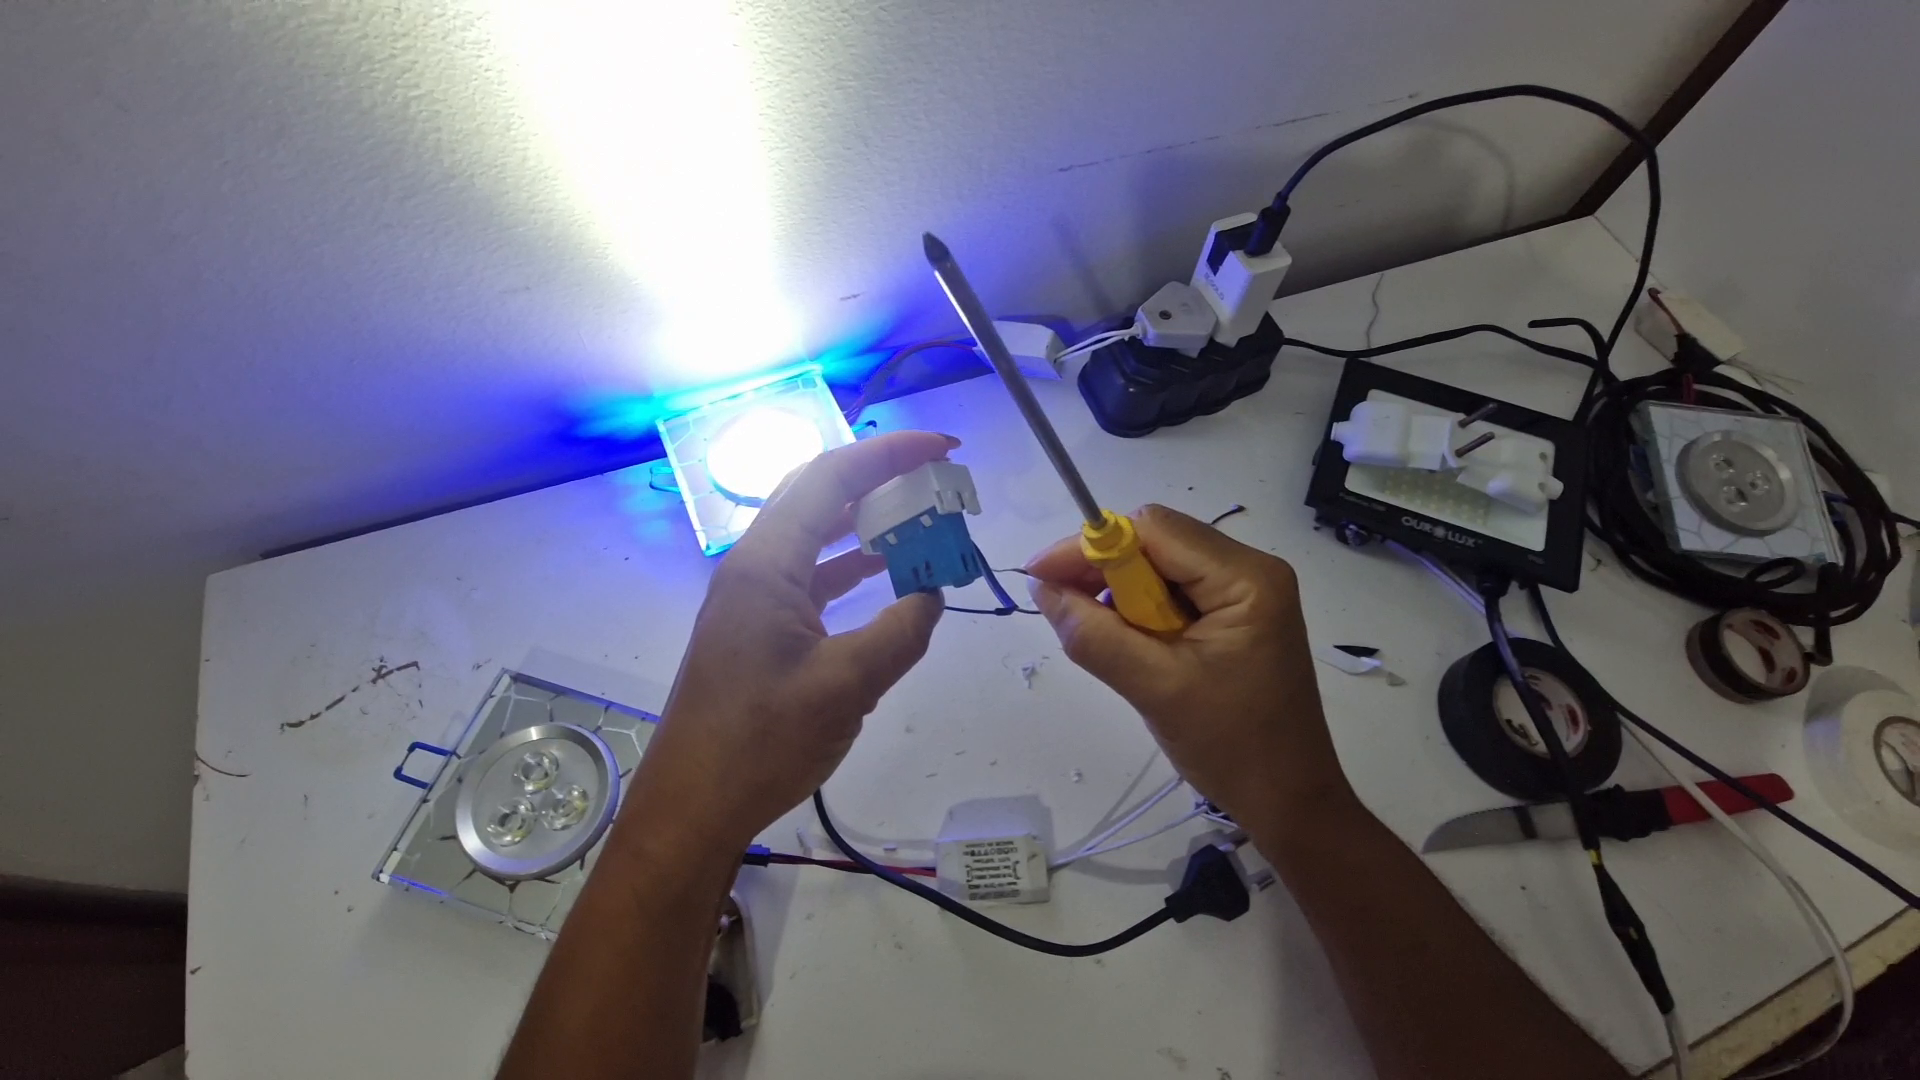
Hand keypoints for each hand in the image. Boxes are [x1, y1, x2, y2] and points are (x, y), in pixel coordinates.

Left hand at [635, 432, 953, 850]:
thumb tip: (932, 594)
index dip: (889, 452)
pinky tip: (882, 572)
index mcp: (766, 564)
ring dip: (863, 519)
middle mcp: (753, 566)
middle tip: (933, 477)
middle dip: (877, 475)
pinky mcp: (756, 626)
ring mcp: (751, 597)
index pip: (831, 478)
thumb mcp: (846, 687)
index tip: (943, 446)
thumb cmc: (761, 743)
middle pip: (816, 494)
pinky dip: (848, 564)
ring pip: (812, 533)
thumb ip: (900, 633)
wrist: (693, 806)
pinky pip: (808, 574)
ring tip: (918, 516)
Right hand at [1025, 504, 1350, 826]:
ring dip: (1119, 592)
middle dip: (1102, 569)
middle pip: (1156, 541)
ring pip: (1160, 565)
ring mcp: (1246, 591)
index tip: (1040, 576)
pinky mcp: (1236, 614)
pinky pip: (1173, 591)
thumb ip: (1094, 636)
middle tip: (1060, 606)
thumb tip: (1042, 590)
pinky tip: (1127, 641)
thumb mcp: (1156, 689)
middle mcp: (1250, 570)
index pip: (1153, 530)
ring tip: (1097, 634)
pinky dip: (1139, 609)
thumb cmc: (1232, 747)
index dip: (1090, 546)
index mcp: (1246, 578)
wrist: (1290, 801)